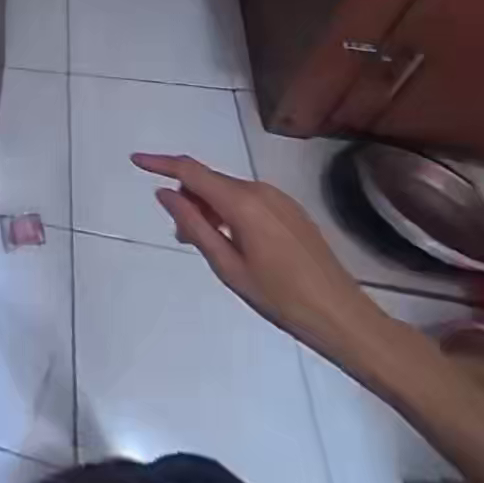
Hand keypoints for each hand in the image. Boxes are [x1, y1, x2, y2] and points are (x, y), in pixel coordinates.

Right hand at [130, 153, 390, 359]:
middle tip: (182, 237)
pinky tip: (235, 243)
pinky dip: (229, 212)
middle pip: (208, 181)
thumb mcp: (227, 266)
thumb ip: (192, 224)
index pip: (190, 171)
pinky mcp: (291, 210)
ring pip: (227, 191)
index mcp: (242, 203)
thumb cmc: (282, 299)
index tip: (135, 161)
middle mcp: (260, 191)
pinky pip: (247, 199)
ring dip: (208, 208)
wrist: (348, 321)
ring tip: (209, 245)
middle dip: (186, 199)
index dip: (160, 163)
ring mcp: (279, 199)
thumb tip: (163, 193)